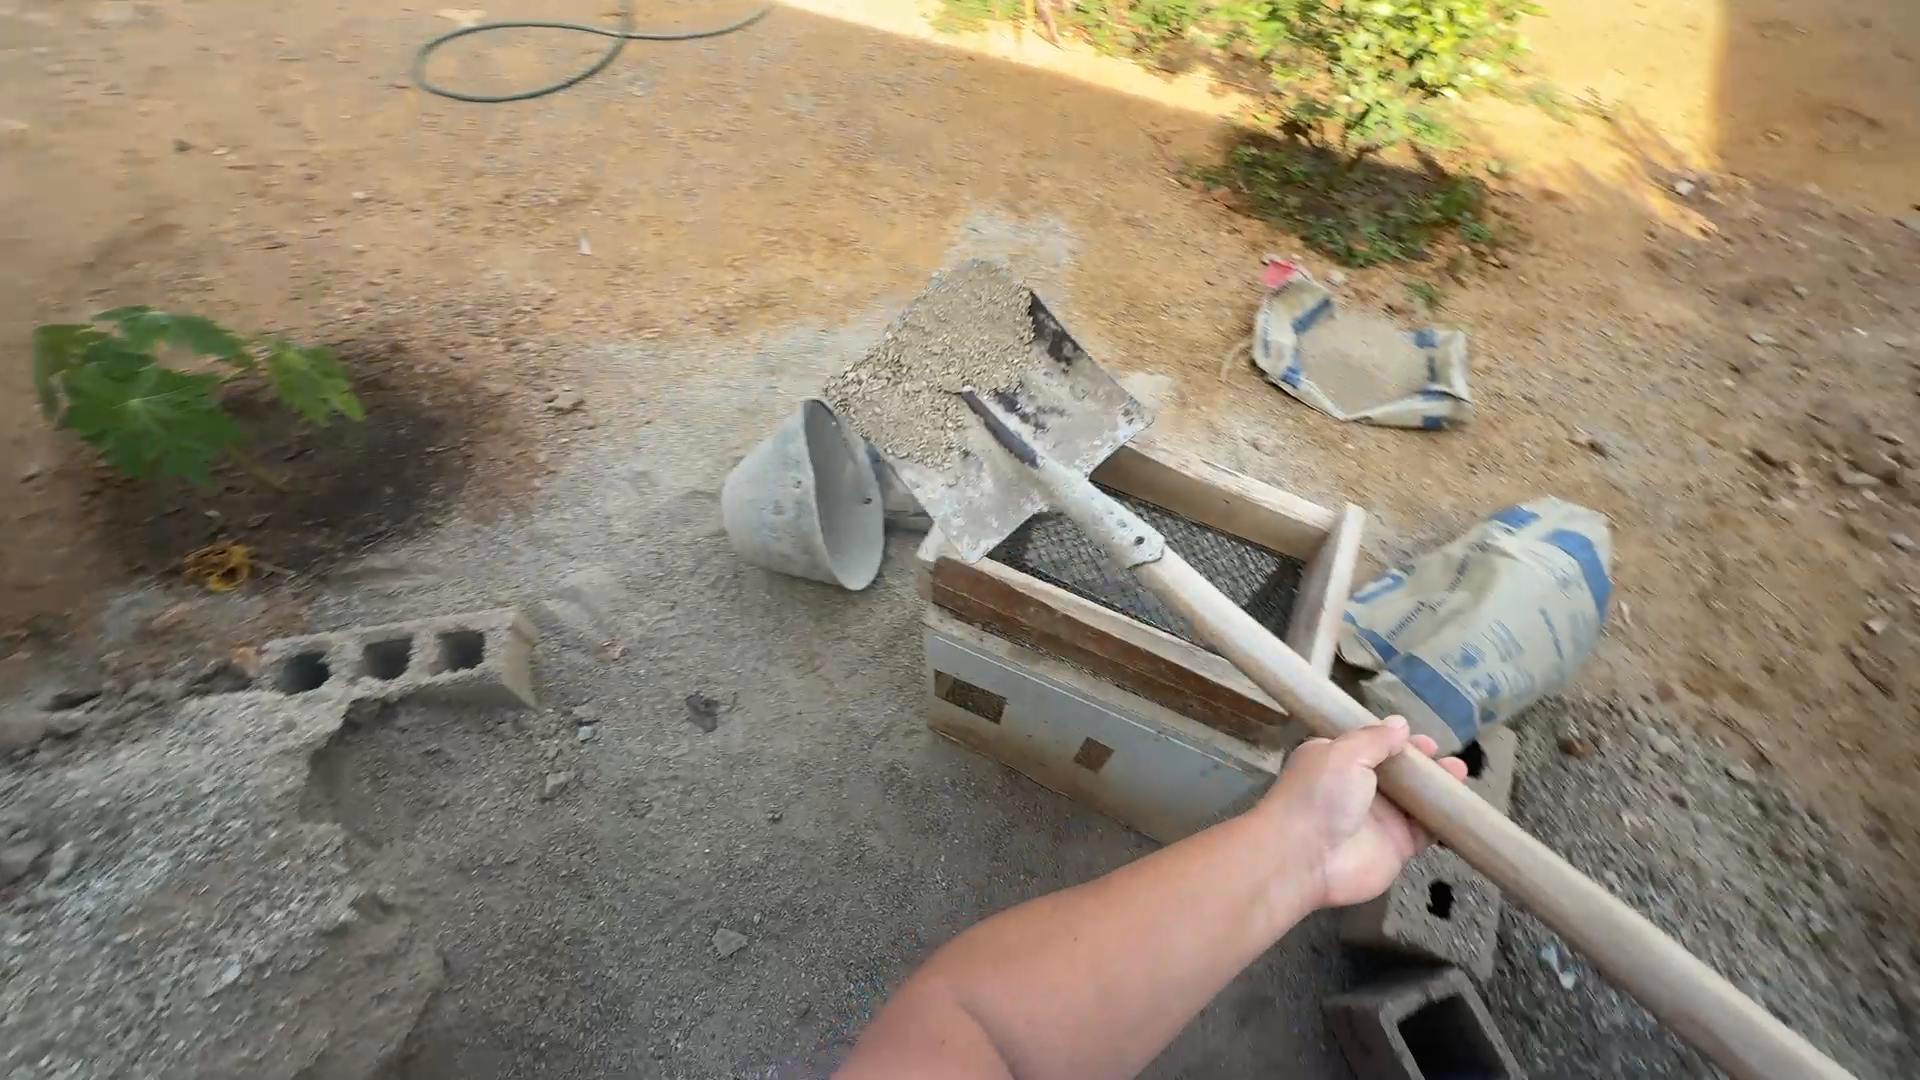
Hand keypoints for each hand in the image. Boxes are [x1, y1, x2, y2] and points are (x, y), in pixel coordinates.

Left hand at [1259, 716, 1468, 908]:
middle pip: (1395, 771)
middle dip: (1420, 764)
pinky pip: (1426, 830)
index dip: (1394, 740)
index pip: (1368, 744)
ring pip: (1415, 799)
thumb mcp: (1343, 754)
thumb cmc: (1319, 795)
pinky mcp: (1396, 844)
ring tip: (1460, 773)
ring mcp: (1377, 816)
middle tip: (1445, 758)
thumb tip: (1399, 723)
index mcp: (1334, 759)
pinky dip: (1444, 820)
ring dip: (1437, 788)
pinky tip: (1464, 808)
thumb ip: (1373, 739)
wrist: (1305, 856)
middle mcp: (1355, 786)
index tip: (1420, 738)